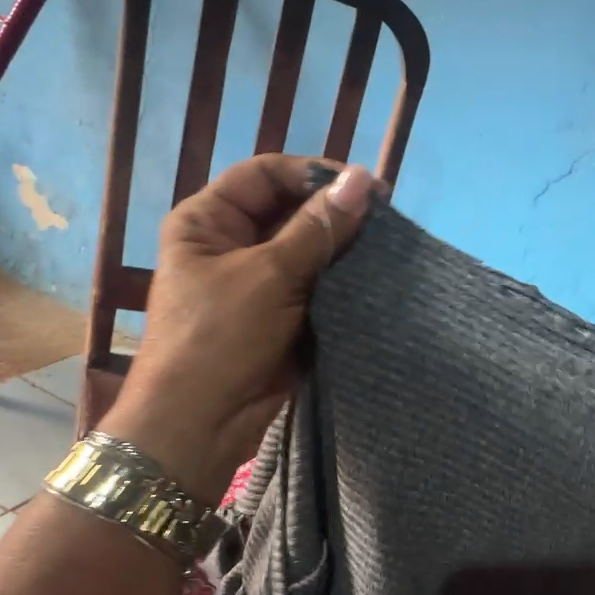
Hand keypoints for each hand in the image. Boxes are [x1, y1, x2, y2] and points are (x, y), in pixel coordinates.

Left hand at [99, 155, 376, 504]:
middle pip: (292, 211)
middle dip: (337, 214)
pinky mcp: (286, 317)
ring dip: (346, 250)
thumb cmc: (221, 336)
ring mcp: (261, 284)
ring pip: (311, 251)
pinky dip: (347, 283)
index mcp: (208, 221)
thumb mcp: (270, 274)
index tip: (365, 186)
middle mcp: (234, 245)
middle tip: (388, 220)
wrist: (204, 421)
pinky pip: (321, 288)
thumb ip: (319, 228)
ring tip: (390, 249)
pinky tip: (379, 280)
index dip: (313, 173)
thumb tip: (362, 180)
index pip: (265, 175)